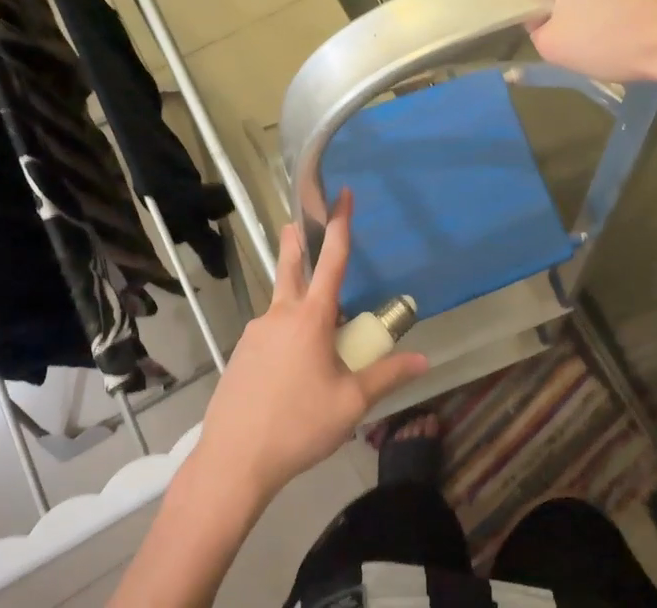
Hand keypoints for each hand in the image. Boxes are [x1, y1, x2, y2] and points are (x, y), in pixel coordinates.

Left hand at [196, 191, 428, 497]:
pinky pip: (270, 335)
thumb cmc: (298, 426)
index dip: (340, 225)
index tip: (342, 195)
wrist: (233, 461)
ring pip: (282, 309)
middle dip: (297, 241)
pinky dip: (285, 337)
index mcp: (310, 319)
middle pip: (290, 267)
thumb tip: (423, 360)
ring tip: (320, 343)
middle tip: (297, 220)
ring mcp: (254, 334)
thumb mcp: (351, 404)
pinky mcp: (240, 356)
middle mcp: (279, 316)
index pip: (331, 261)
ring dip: (299, 306)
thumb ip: (386, 376)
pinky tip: (293, 372)